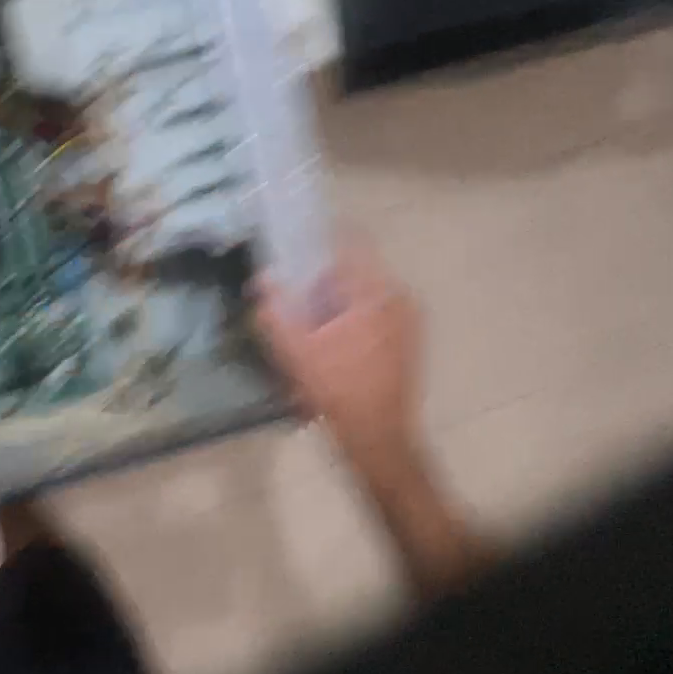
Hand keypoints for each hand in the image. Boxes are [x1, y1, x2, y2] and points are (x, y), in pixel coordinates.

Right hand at [254, 242, 424, 469]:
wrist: (378, 438)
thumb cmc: (337, 389)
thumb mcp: (294, 349)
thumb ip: (275, 308)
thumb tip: (263, 278)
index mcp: (376, 293)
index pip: (350, 242)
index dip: (318, 235)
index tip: (292, 236)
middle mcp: (399, 298)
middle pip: (354, 267)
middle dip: (321, 273)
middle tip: (291, 284)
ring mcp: (408, 319)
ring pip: (363, 289)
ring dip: (335, 294)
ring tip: (306, 312)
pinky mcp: (408, 338)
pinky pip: (374, 308)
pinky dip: (350, 310)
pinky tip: (327, 333)